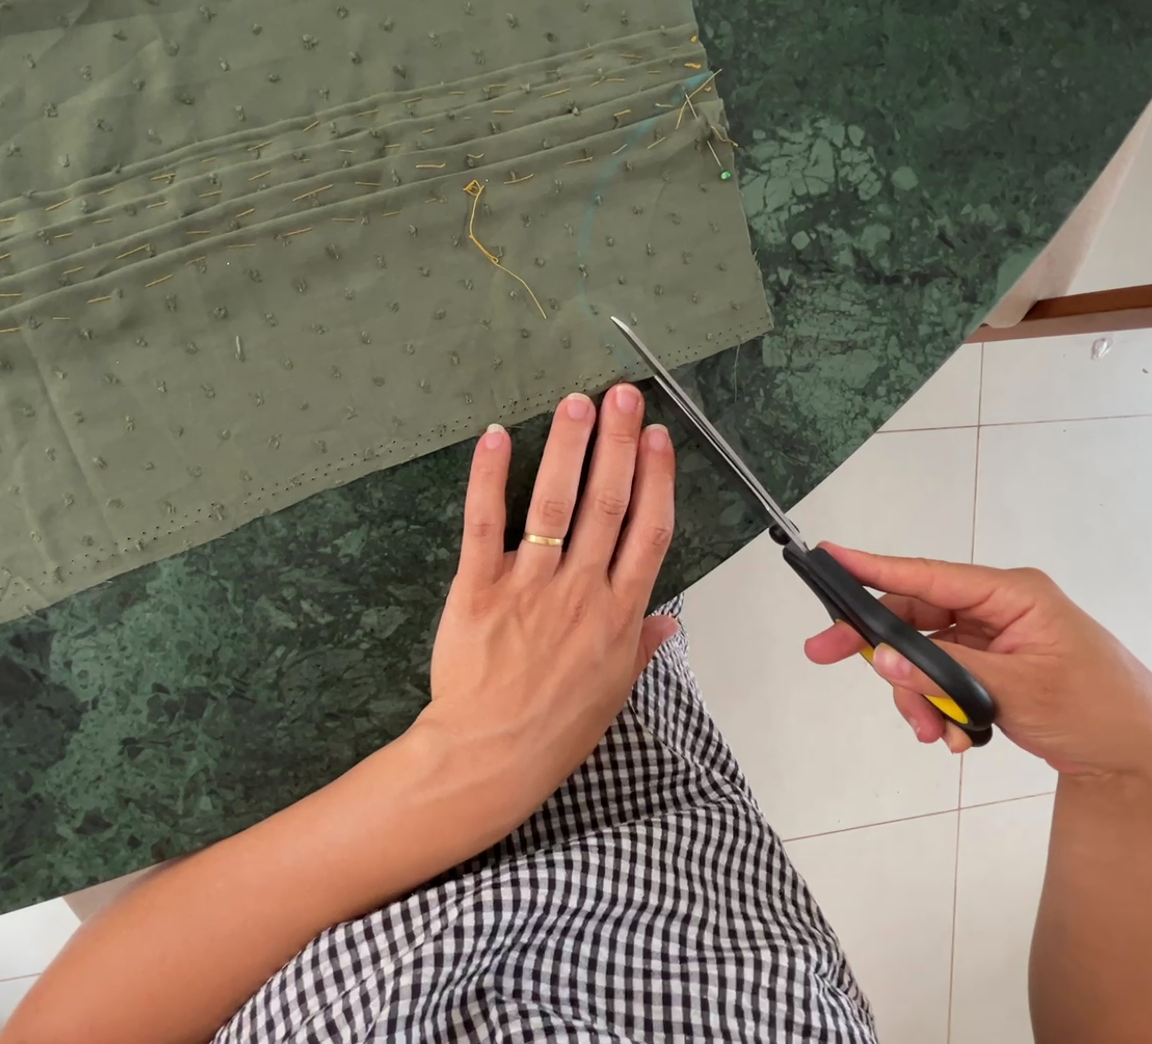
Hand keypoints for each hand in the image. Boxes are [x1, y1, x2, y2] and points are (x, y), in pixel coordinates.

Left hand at [415, 384, 677, 825]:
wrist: (490, 757)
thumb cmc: (555, 730)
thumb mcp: (614, 694)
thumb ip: (642, 648)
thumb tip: (671, 619)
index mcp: (620, 614)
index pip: (649, 531)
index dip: (657, 478)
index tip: (658, 438)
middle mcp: (582, 590)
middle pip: (608, 503)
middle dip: (618, 443)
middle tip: (623, 394)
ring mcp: (531, 586)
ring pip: (556, 503)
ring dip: (569, 448)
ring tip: (578, 403)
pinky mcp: (480, 588)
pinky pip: (486, 524)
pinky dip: (489, 478)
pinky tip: (496, 437)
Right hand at [803, 547, 1151, 779]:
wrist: (1142, 766)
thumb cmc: (1100, 714)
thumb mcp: (1017, 690)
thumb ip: (943, 672)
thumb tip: (884, 659)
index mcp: (1012, 594)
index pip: (927, 574)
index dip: (872, 566)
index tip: (829, 557)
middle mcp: (996, 609)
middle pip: (914, 616)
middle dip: (884, 650)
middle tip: (826, 654)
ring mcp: (990, 639)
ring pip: (922, 652)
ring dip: (916, 692)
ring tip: (932, 731)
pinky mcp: (988, 667)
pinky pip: (940, 677)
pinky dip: (935, 705)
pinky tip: (952, 735)